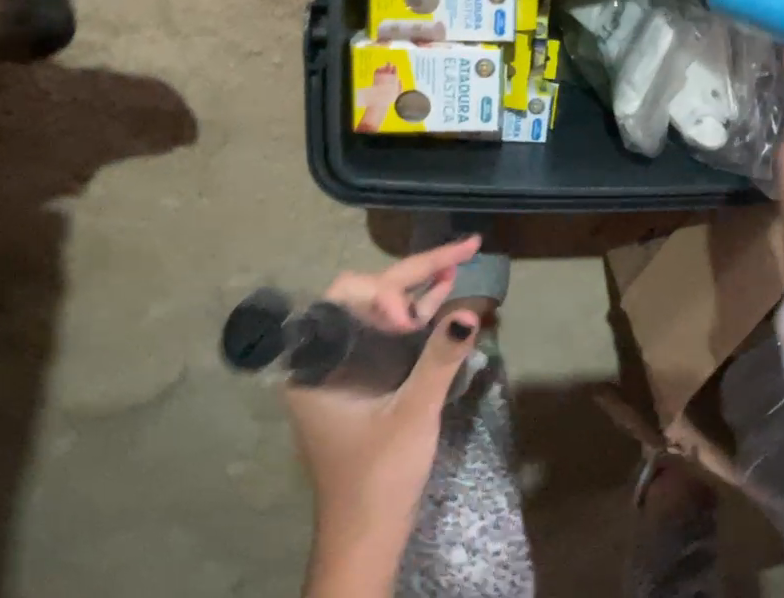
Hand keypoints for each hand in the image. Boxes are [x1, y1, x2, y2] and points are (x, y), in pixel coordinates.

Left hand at [285, 239, 483, 591]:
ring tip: (461, 260)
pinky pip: (393, 334)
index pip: (345, 297)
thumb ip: (438, 361)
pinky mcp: (371, 380)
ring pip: (384, 311)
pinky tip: (448, 296)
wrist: (368, 535)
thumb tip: (468, 312)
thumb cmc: (377, 479)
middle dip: (416, 271)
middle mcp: (327, 358)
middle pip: (369, 296)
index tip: (412, 320)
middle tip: (464, 248)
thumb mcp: (412, 416)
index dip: (384, 292)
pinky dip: (421, 314)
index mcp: (315, 364)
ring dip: (422, 286)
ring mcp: (350, 368)